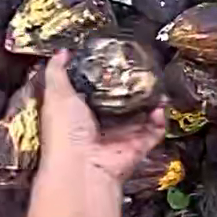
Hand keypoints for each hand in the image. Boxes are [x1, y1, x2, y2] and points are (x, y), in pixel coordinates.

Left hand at [22, 52, 164, 216]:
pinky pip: (155, 131)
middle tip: (143, 73)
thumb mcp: (56, 94)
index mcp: (81, 113)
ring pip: (143, 116)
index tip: (117, 62)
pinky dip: (160, 119)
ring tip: (157, 86)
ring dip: (152, 101)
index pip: (98, 91)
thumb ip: (58, 71)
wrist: (82, 164)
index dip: (107, 78)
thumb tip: (61, 52)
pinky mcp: (139, 146)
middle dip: (135, 89)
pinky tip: (159, 106)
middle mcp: (103, 125)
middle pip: (123, 104)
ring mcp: (122, 136)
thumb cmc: (64, 132)